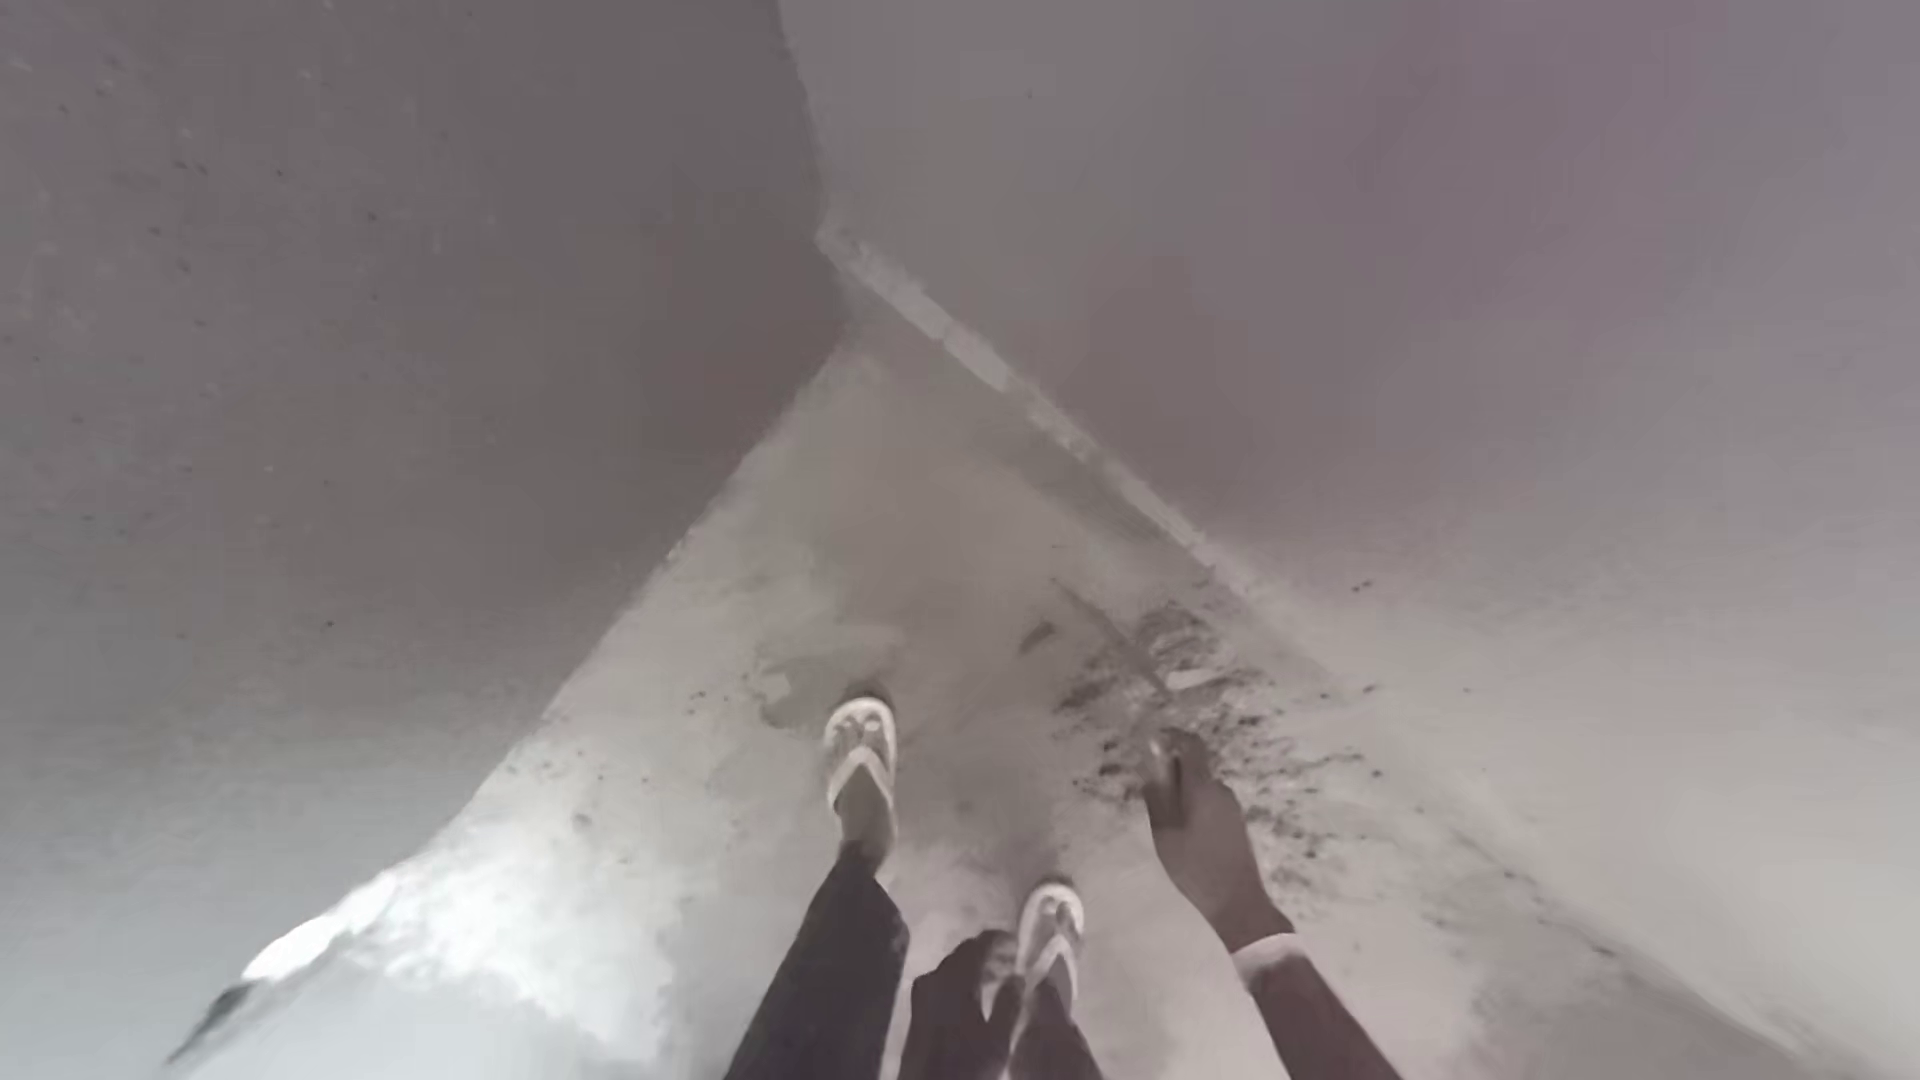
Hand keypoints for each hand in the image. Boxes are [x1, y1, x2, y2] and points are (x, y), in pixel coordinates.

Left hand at [898, 932, 1022, 1079]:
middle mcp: (936, 976)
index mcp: (955, 977)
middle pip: (965, 953)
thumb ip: (1009, 1004)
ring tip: (1000, 980)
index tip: (1018, 944)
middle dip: (989, 954)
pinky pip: (943, 981)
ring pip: (953, 967)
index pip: (979, 943)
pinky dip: (961, 981)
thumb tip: (1017, 977)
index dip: (1000, 939)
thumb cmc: (965, 1069)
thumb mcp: (996, 1041)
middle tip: (1012, 963)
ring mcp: (923, 992)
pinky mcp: (918, 1009)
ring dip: (976, 968)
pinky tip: (976, 998)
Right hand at [1139, 728, 1293, 950]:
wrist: (1238, 903)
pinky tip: (1184, 833)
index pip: (1192, 744)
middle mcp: (1221, 789)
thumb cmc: (1195, 865)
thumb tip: (1152, 766)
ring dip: (1182, 791)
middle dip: (1171, 771)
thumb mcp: (1164, 831)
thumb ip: (1157, 794)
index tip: (1154, 743)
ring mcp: (1232, 806)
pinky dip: (1193, 804)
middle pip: (1194, 766)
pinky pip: (1210, 800)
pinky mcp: (1236, 822)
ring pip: (1200, 786)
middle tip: (1152, 794)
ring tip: (1166, 820)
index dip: (1173, 736)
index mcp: (1203, 786)